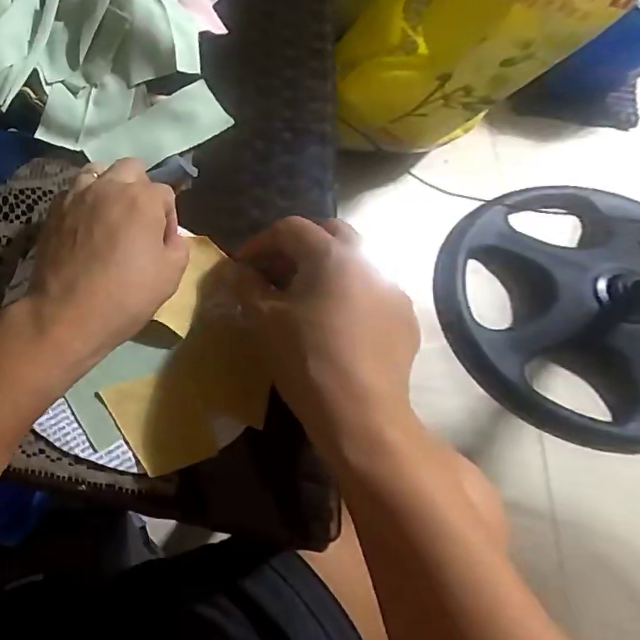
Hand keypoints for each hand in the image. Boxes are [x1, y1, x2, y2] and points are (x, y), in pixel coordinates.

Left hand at [14, 160, 190, 372]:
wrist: (65, 313)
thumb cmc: (124, 295)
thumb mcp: (170, 273)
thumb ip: (175, 243)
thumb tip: (165, 232)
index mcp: (141, 198)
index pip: (164, 193)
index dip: (167, 217)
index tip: (160, 242)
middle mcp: (107, 187)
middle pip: (130, 169)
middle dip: (138, 187)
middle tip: (136, 220)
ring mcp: (75, 196)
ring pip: (96, 172)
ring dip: (107, 186)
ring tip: (108, 214)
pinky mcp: (52, 211)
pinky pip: (72, 192)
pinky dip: (82, 199)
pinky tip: (84, 223)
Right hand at [224, 217, 419, 452]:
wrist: (360, 410)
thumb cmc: (303, 356)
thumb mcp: (262, 317)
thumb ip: (246, 284)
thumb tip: (236, 269)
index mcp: (333, 256)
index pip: (290, 228)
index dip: (259, 243)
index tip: (240, 267)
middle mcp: (370, 262)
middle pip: (330, 233)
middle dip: (296, 246)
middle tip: (271, 272)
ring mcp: (393, 289)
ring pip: (353, 261)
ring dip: (322, 268)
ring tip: (298, 296)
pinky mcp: (403, 316)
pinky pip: (369, 288)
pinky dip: (343, 291)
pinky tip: (328, 320)